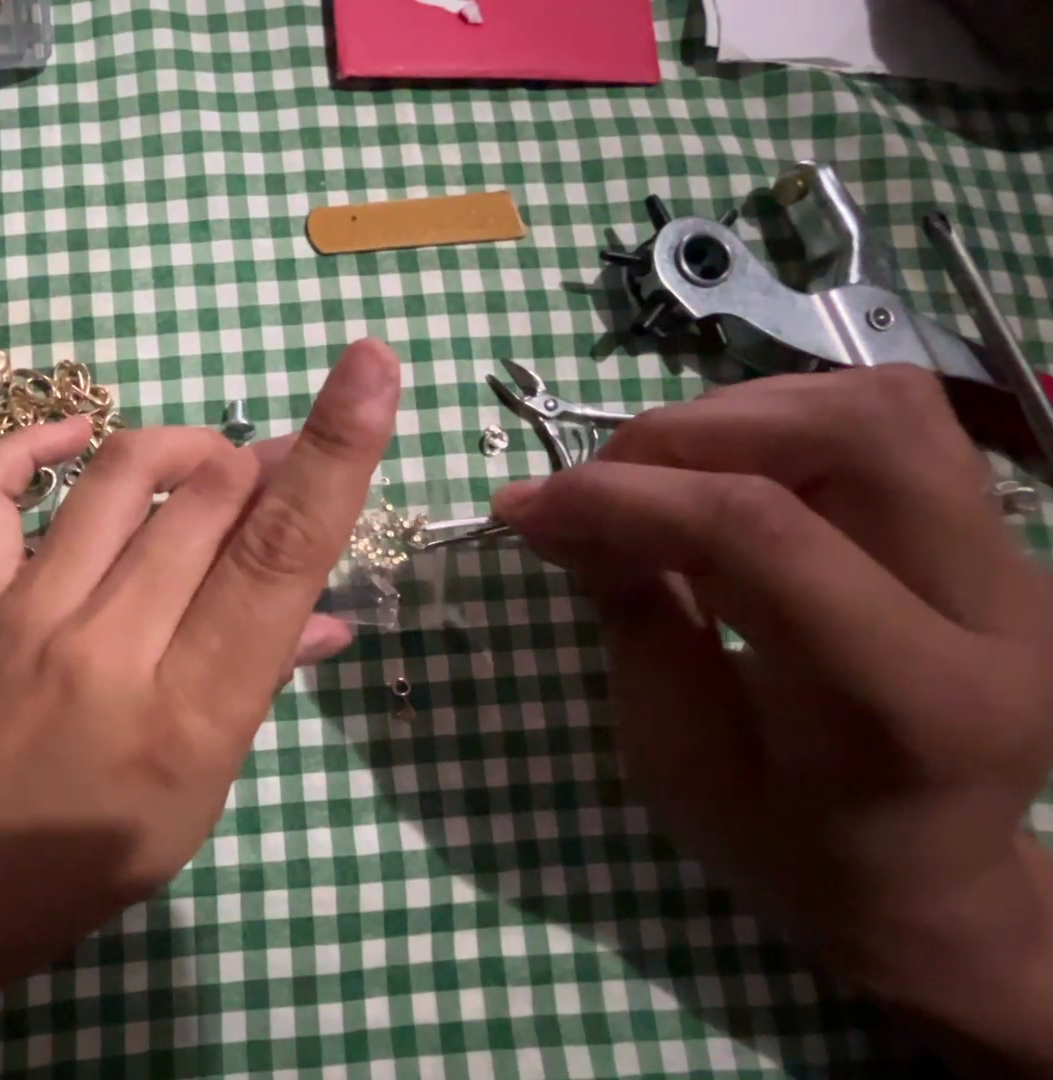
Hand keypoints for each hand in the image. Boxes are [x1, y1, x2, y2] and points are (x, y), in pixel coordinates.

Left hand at [0, 339, 400, 1056]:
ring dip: (180, 447)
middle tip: (277, 464)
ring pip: (117, 478)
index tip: (369, 372)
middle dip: (261, 458)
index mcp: (191, 713)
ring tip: (205, 464)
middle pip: (206, 500)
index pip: (278, 560)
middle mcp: (112, 645)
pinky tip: (72, 442)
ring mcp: (28, 612)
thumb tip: (321, 615)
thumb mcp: (196, 799)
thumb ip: (254, 692)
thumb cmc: (77, 864)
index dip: (336, 458)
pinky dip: (28, 449)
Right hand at [492, 366, 1052, 1071]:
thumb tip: (556, 510)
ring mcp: (1012, 560)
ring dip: (729, 417)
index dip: (617, 498)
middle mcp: (992, 608)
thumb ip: (629, 613)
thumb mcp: (668, 750)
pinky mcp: (990, 536)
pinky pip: (888, 422)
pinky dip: (773, 421)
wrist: (922, 878)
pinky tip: (712, 473)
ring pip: (880, 403)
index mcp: (898, 698)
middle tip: (593, 485)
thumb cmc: (777, 839)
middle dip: (682, 436)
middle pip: (850, 431)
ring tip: (647, 477)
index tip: (522, 508)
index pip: (755, 532)